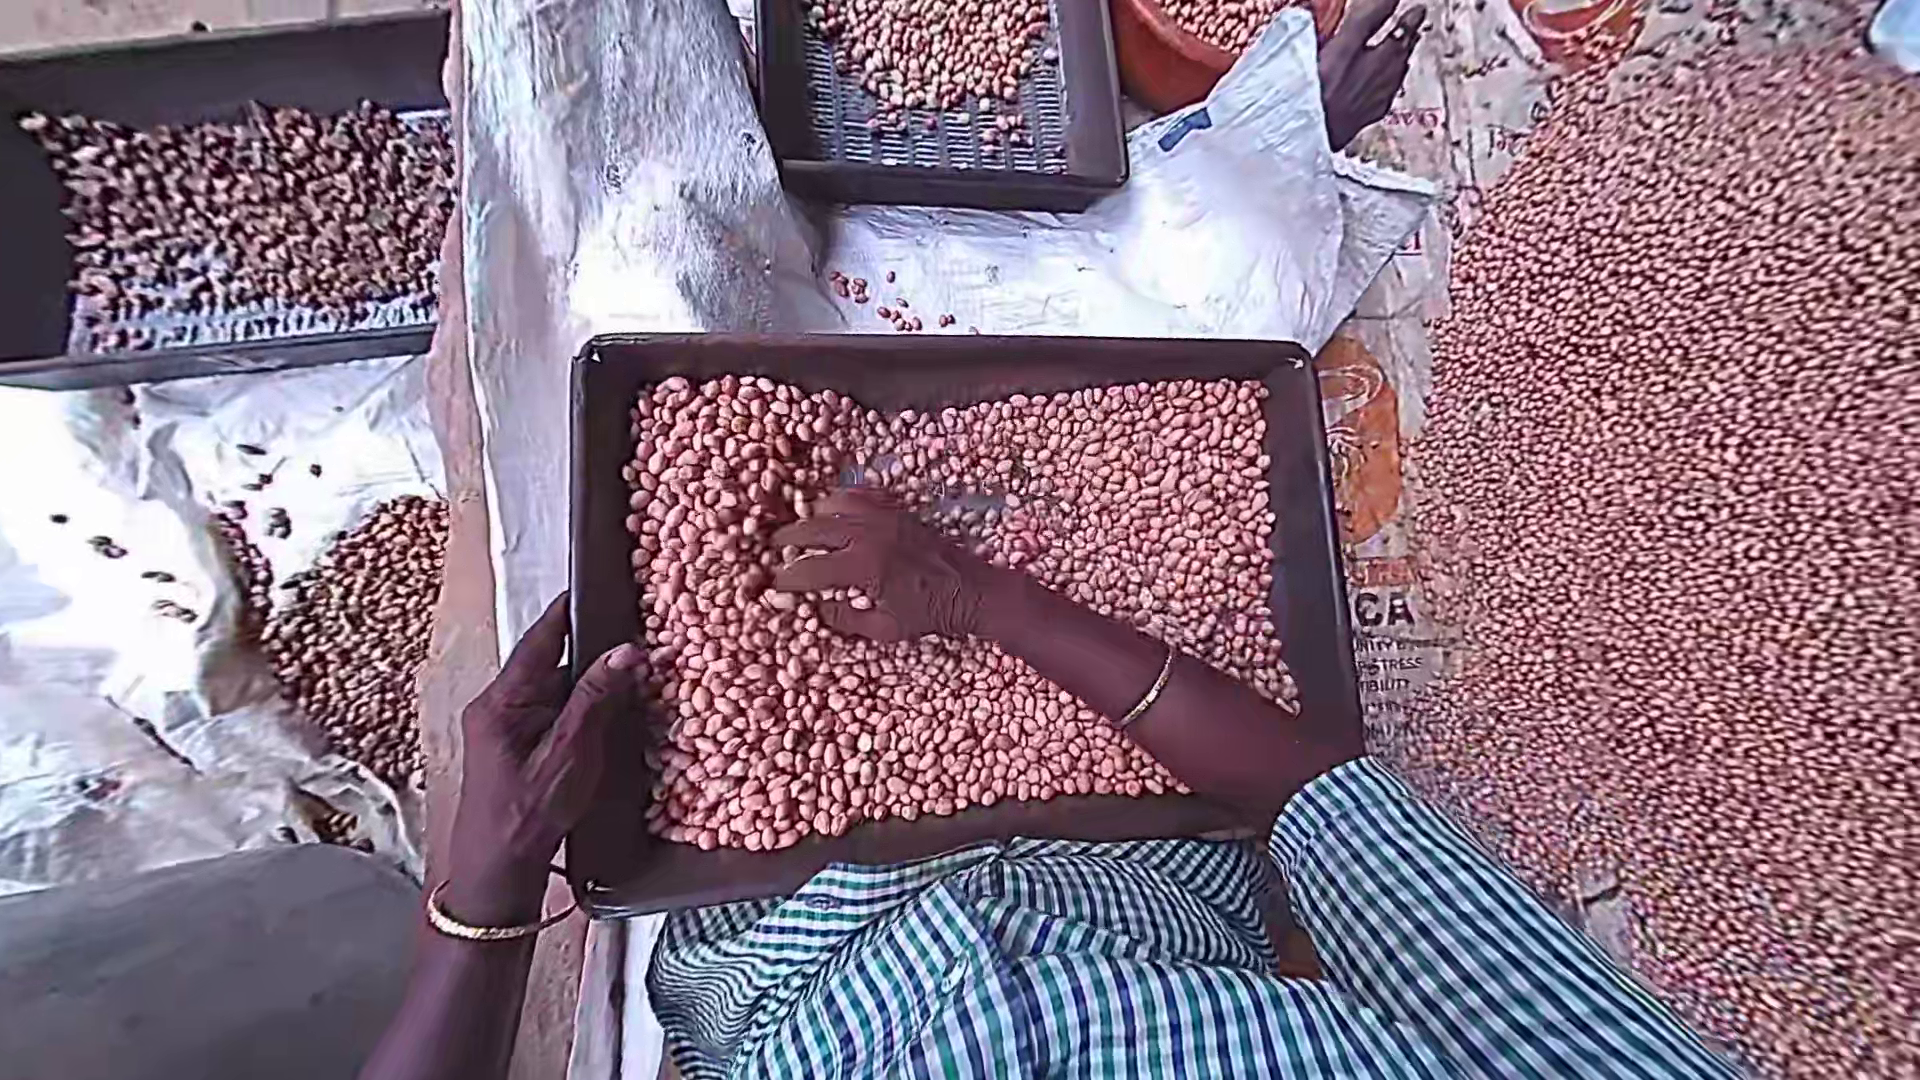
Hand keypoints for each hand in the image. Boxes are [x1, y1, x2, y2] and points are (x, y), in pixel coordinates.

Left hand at [442, 593, 638, 926]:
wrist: (500, 870)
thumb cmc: (530, 811)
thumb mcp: (570, 752)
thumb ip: (597, 698)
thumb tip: (628, 649)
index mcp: (503, 701)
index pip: (540, 639)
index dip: (568, 609)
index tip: (594, 580)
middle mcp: (502, 704)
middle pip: (553, 658)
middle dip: (593, 642)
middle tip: (635, 623)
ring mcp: (511, 722)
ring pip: (559, 682)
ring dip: (594, 673)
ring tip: (636, 656)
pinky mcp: (524, 739)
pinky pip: (561, 703)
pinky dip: (589, 696)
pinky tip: (618, 697)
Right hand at [771, 489, 1000, 641]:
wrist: (971, 589)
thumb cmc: (931, 613)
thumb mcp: (886, 629)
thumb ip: (845, 619)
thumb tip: (815, 609)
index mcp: (863, 567)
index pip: (809, 569)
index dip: (787, 578)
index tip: (775, 584)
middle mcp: (869, 535)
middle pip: (813, 529)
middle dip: (789, 540)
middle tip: (776, 550)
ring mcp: (884, 518)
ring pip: (833, 504)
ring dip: (813, 516)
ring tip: (803, 529)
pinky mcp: (898, 512)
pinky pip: (861, 495)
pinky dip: (843, 500)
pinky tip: (836, 511)